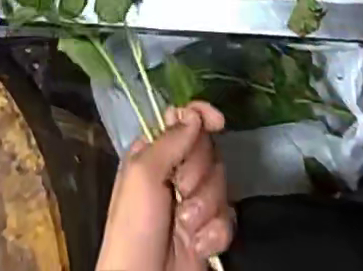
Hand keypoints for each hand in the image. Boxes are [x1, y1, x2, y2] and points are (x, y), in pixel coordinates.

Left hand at [96, 103, 232, 270]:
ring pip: (221, 183)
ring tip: (185, 227)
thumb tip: (194, 114)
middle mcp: (174, 171)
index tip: (217, 122)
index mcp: (153, 152)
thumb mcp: (143, 176)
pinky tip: (198, 247)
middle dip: (198, 173)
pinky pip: (228, 217)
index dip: (201, 116)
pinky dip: (215, 233)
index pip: (183, 119)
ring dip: (205, 207)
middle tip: (180, 192)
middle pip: (207, 150)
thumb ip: (170, 141)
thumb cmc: (134, 227)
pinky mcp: (209, 231)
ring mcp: (193, 202)